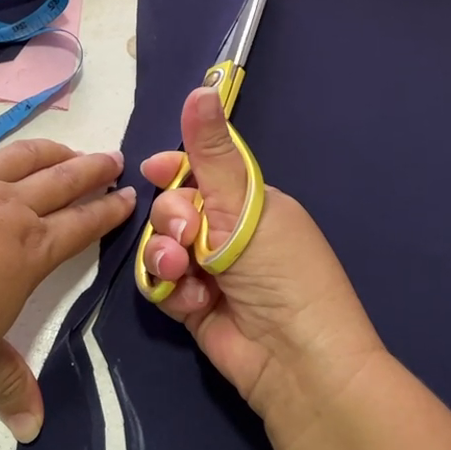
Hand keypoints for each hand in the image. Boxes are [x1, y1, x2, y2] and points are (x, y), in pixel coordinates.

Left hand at [0, 137, 134, 441]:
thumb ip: (10, 385)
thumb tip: (33, 430)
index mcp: (29, 250)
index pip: (82, 224)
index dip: (109, 210)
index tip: (129, 196)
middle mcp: (9, 209)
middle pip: (63, 180)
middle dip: (94, 168)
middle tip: (115, 157)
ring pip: (24, 157)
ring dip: (52, 150)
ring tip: (68, 148)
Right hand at [139, 88, 385, 428]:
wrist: (296, 361)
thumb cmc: (281, 271)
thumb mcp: (244, 205)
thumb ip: (212, 151)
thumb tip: (200, 87)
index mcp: (250, 201)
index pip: (201, 170)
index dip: (174, 168)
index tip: (154, 169)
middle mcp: (229, 231)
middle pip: (173, 206)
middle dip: (171, 220)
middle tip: (188, 238)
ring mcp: (210, 270)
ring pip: (161, 245)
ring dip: (166, 257)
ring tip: (184, 275)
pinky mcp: (192, 305)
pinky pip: (161, 283)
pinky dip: (171, 291)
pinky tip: (192, 302)